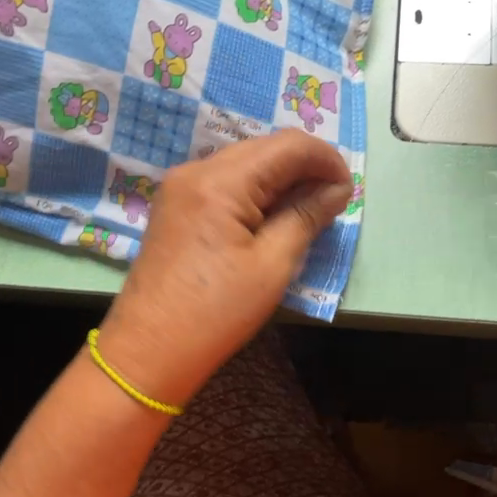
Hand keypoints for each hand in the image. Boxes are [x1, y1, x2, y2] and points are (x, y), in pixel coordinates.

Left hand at [96, 130, 351, 407]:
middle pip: (265, 147)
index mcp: (220, 182)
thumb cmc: (216, 312)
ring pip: (246, 162)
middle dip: (305, 166)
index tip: (348, 190)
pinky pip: (226, 180)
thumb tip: (336, 189)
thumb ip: (306, 217)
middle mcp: (196, 170)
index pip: (287, 146)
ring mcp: (181, 185)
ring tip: (309, 211)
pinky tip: (274, 216)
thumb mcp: (273, 266)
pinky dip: (256, 190)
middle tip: (333, 201)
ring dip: (282, 178)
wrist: (148, 350)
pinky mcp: (176, 204)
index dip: (326, 159)